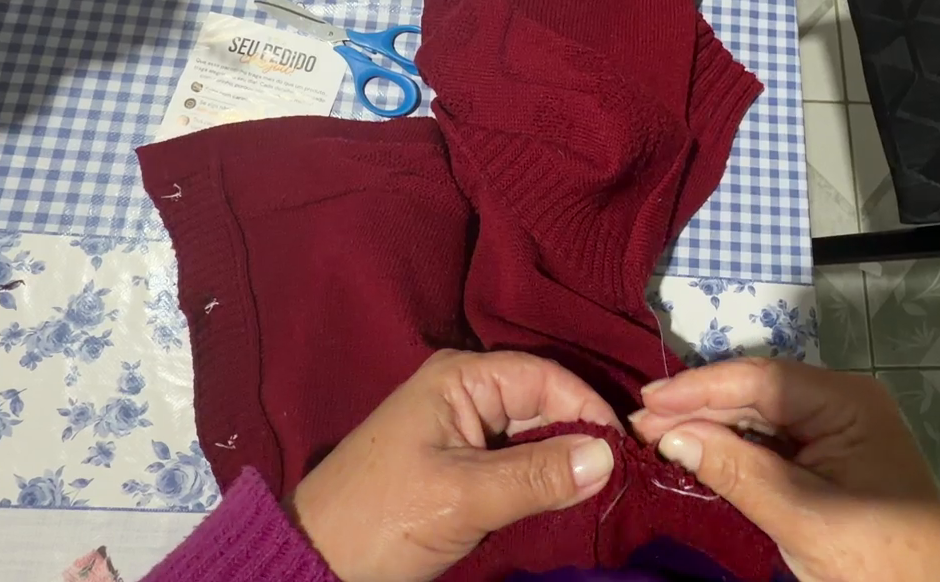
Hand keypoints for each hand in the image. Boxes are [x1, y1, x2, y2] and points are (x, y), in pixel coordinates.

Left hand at [288, 350, 621, 581]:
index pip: (544, 377)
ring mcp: (463, 424)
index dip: (587, 407)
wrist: (314, 563)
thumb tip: (608, 456)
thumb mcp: (464, 496)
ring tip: (604, 486)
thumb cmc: (383, 518)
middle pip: (541, 400)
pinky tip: (568, 495)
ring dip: (563, 456)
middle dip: (580, 432)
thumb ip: (537, 476)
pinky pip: (515, 456)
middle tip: (622, 473)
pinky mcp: (461, 459)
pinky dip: (541, 474)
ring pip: (531, 430)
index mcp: (462, 376)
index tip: (625, 450)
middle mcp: (466, 389)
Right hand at [630, 358, 939, 581]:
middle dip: (699, 407)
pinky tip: (696, 449)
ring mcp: (833, 430)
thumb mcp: (802, 518)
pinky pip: (769, 441)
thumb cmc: (879, 565)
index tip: (648, 401)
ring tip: (656, 433)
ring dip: (710, 426)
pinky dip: (732, 447)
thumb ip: (735, 470)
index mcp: (845, 401)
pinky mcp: (826, 458)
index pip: (759, 379)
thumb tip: (668, 434)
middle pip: (755, 392)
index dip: (699, 388)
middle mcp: (839, 402)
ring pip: (758, 415)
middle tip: (641, 421)